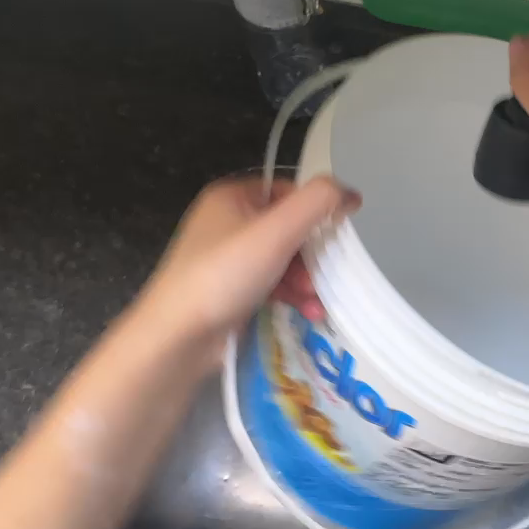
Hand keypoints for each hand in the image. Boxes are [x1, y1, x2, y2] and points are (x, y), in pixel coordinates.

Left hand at [130, 174, 359, 360]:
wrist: (177, 337)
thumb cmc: (225, 275)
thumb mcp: (277, 231)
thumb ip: (319, 203)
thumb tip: (351, 194)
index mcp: (232, 197)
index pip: (289, 191)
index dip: (315, 212)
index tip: (333, 236)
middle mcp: (227, 223)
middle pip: (290, 228)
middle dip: (314, 254)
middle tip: (324, 274)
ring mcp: (227, 259)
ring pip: (284, 260)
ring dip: (308, 279)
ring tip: (317, 300)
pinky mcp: (230, 291)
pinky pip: (272, 284)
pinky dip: (293, 296)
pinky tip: (309, 312)